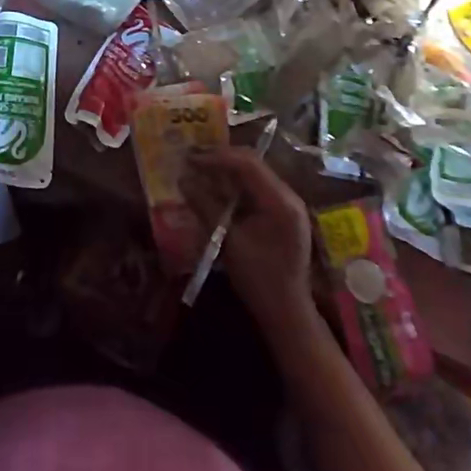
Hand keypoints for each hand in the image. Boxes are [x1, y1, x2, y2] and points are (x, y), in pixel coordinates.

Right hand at [188, 147, 313, 326]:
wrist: (287, 312)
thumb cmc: (259, 280)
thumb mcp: (229, 243)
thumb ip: (207, 208)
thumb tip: (183, 180)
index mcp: (280, 200)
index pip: (248, 165)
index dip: (217, 157)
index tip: (190, 157)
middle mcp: (288, 195)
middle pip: (253, 166)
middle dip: (221, 160)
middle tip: (191, 158)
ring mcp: (287, 204)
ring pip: (254, 176)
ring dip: (227, 172)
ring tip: (199, 170)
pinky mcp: (282, 214)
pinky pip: (257, 191)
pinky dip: (236, 188)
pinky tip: (216, 190)